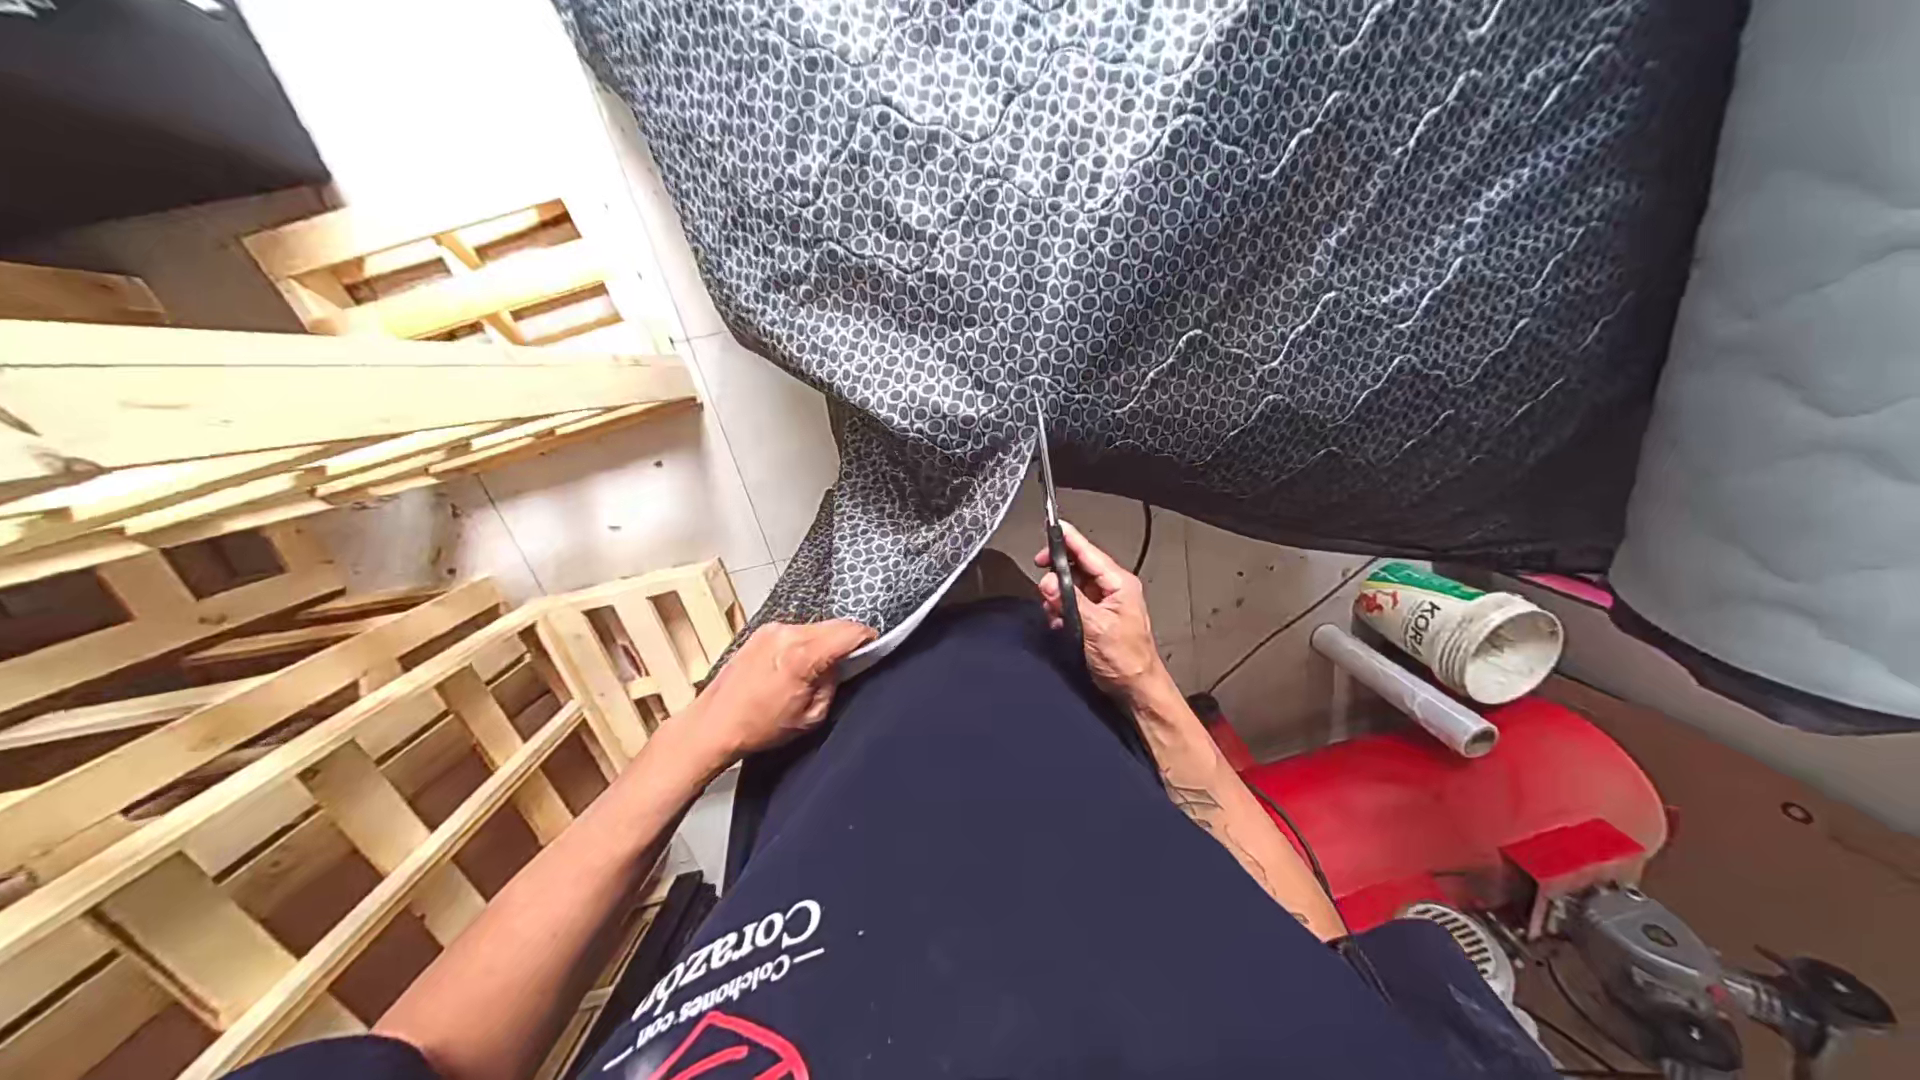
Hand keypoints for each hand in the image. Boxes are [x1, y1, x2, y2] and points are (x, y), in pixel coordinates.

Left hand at [683, 619, 875, 763]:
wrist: (714, 725)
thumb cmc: (756, 726)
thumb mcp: (811, 715)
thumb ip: (833, 683)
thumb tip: (843, 666)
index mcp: (802, 654)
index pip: (851, 631)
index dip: (868, 640)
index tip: (874, 649)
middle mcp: (787, 634)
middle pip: (835, 625)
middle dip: (847, 641)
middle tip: (850, 663)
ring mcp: (772, 629)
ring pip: (816, 627)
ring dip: (825, 642)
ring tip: (819, 669)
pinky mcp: (762, 632)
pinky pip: (797, 630)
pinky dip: (806, 643)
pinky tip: (799, 666)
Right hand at [1035, 521, 1172, 702]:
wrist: (1136, 688)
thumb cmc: (1128, 661)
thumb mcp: (1096, 627)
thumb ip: (1070, 601)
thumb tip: (1049, 582)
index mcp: (1119, 584)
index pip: (1089, 551)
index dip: (1068, 538)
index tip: (1052, 526)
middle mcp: (1113, 588)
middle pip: (1078, 565)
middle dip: (1056, 571)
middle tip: (1040, 573)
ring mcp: (1105, 602)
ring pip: (1072, 584)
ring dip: (1057, 595)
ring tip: (1054, 610)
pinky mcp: (1097, 616)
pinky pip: (1073, 601)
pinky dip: (1062, 608)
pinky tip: (1059, 621)